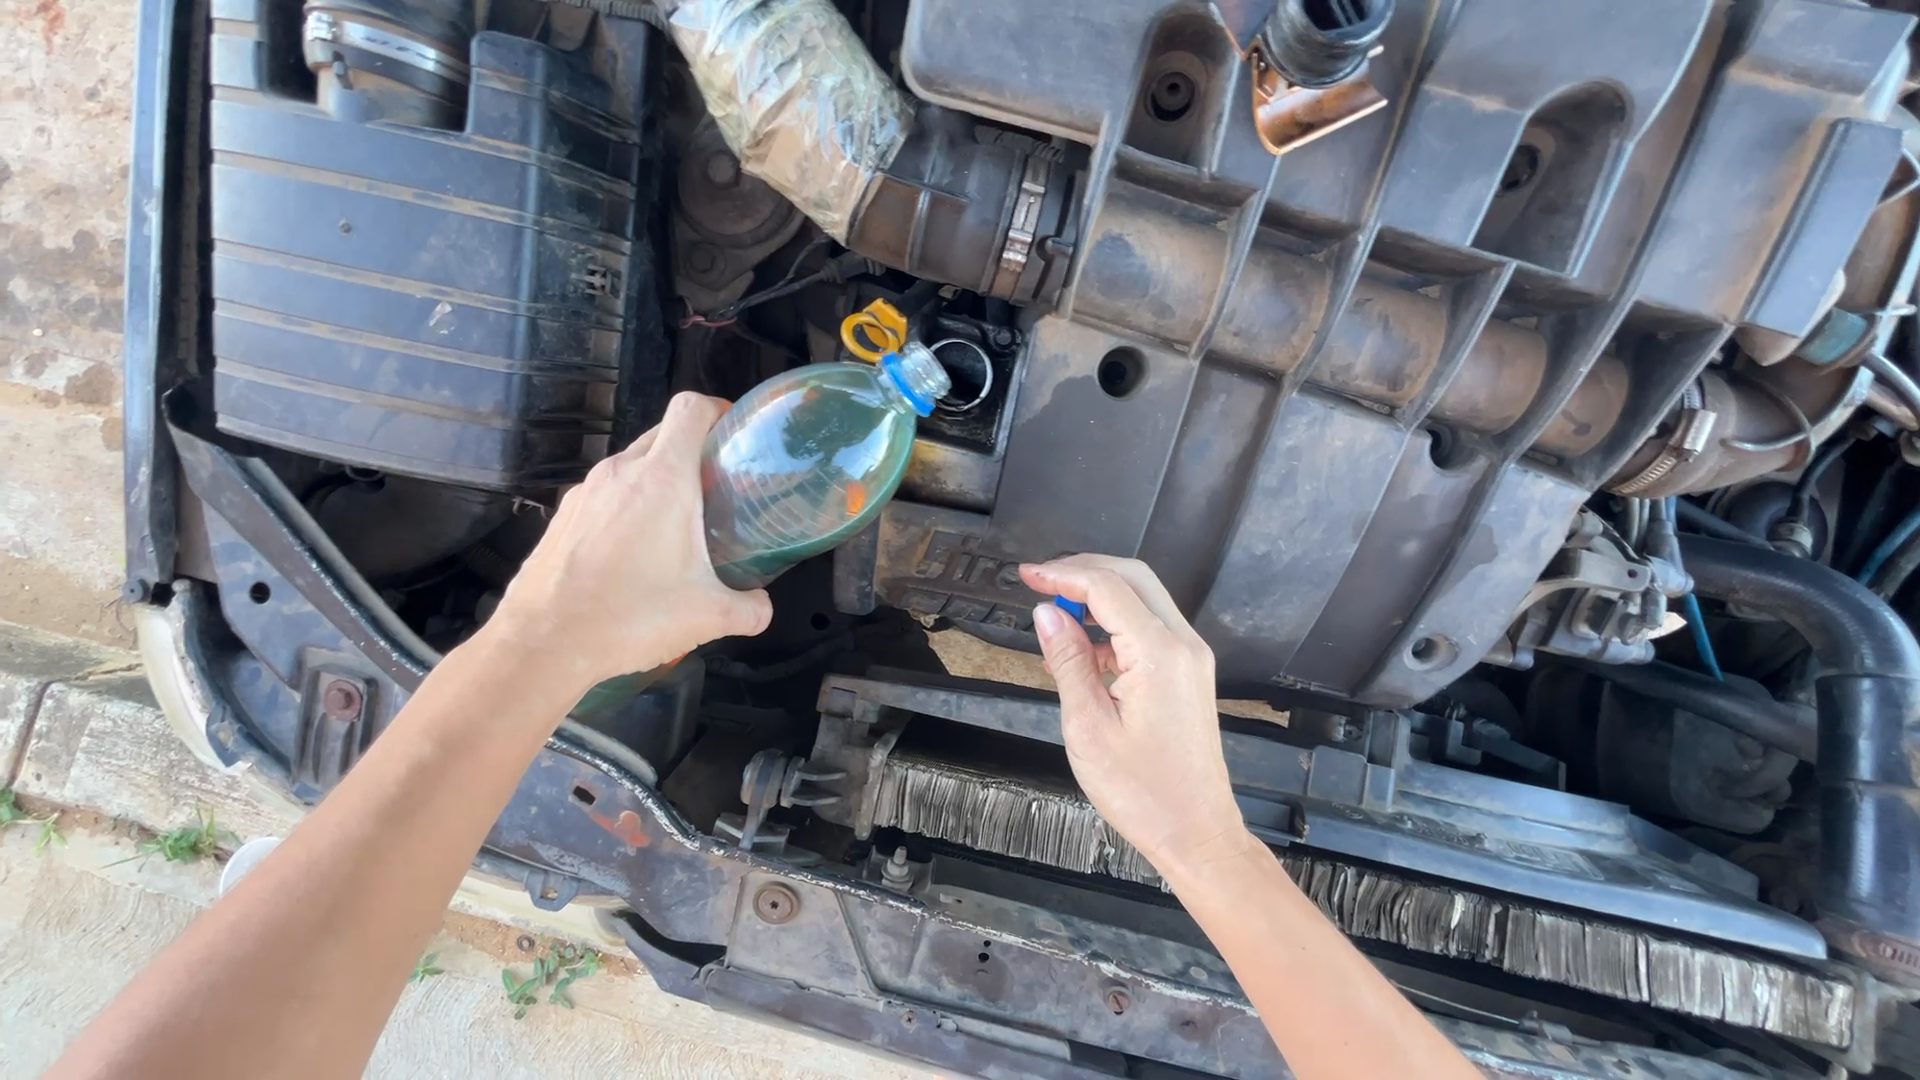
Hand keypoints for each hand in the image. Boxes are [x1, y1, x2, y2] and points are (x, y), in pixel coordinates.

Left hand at [488, 393, 773, 689]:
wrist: (543, 644)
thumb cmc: (630, 616)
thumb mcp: (708, 616)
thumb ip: (750, 609)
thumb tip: (764, 608)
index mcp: (663, 479)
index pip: (691, 408)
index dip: (718, 409)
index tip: (735, 433)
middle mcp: (622, 472)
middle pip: (664, 431)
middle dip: (695, 448)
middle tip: (719, 485)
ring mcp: (586, 491)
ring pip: (633, 463)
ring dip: (659, 478)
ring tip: (678, 521)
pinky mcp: (563, 516)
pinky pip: (606, 493)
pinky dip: (627, 505)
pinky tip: (635, 550)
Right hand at [1020, 556, 1248, 873]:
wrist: (1198, 834)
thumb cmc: (1142, 792)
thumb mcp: (1088, 727)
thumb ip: (1068, 661)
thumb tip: (1045, 613)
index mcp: (1159, 653)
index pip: (1107, 587)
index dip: (1062, 574)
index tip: (1027, 575)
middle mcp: (1183, 644)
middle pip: (1133, 578)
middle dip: (1084, 570)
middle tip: (1040, 581)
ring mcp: (1190, 657)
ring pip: (1143, 598)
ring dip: (1099, 594)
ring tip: (1055, 616)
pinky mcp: (1188, 672)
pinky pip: (1150, 627)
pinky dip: (1114, 623)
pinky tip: (1083, 649)